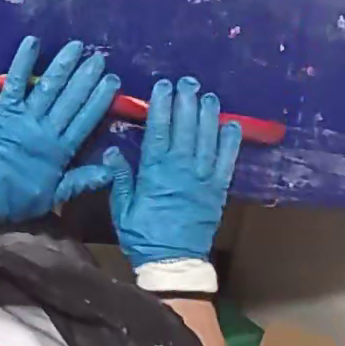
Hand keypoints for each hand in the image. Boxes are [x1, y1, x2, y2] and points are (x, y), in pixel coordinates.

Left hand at [0, 36, 121, 226]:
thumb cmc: (17, 197)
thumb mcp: (54, 197)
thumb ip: (81, 181)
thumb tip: (111, 170)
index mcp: (60, 149)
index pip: (86, 119)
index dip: (100, 99)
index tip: (112, 81)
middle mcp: (46, 128)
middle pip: (71, 98)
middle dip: (86, 77)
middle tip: (99, 58)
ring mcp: (24, 116)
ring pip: (49, 86)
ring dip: (63, 65)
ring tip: (76, 46)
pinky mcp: (3, 109)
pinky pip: (15, 82)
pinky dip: (23, 61)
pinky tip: (32, 42)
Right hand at [102, 76, 242, 267]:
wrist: (173, 262)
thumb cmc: (143, 235)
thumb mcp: (122, 208)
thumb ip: (120, 179)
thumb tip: (113, 152)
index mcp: (154, 172)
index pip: (159, 131)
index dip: (161, 106)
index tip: (163, 87)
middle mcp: (181, 169)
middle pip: (185, 127)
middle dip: (186, 102)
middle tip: (188, 82)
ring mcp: (202, 178)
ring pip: (207, 138)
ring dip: (208, 115)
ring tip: (208, 96)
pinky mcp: (218, 189)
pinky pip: (226, 160)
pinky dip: (230, 141)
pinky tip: (231, 124)